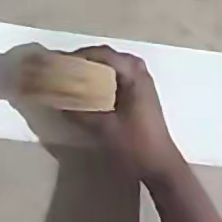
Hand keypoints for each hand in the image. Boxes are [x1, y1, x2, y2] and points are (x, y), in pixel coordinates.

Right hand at [64, 47, 185, 182]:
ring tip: (78, 75)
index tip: (63, 61)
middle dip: (88, 59)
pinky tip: (94, 87)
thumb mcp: (104, 129)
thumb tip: (59, 101)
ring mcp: (144, 83)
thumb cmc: (135, 146)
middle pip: (111, 56)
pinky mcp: (143, 94)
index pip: (105, 54)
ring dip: (97, 67)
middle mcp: (141, 73)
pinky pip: (121, 75)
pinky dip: (106, 76)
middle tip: (69, 67)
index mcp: (134, 76)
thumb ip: (81, 113)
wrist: (161, 167)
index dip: (82, 55)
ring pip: (116, 65)